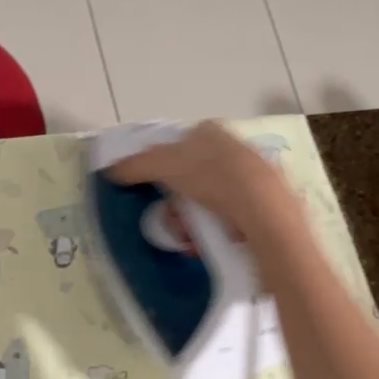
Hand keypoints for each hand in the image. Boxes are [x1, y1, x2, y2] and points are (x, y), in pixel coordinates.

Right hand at [106, 121, 302, 242]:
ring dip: (193, 224)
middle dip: (177, 204)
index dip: (162, 171)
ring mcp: (250, 181)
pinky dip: (215, 234)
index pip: (178, 148)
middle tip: (173, 223)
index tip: (155, 194)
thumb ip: (139, 165)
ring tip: (190, 240)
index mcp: (212, 133)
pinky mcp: (262, 210)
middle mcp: (234, 151)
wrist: (267, 213)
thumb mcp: (169, 165)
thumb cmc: (216, 179)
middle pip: (191, 180)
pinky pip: (228, 222)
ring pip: (208, 204)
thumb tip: (111, 170)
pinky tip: (212, 245)